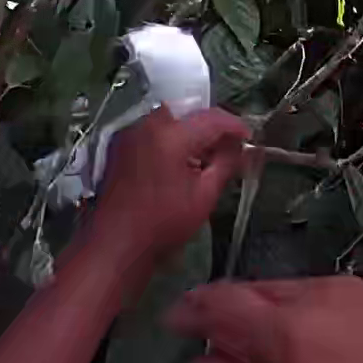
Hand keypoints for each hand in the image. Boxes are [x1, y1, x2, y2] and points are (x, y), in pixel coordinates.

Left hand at [86, 107, 249, 270]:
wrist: (113, 249)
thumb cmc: (162, 226)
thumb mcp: (203, 196)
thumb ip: (226, 163)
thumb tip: (240, 146)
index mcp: (171, 135)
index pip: (212, 118)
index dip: (235, 125)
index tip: (249, 136)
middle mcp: (149, 124)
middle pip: (191, 112)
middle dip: (213, 126)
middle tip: (229, 146)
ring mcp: (132, 132)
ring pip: (173, 118)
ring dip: (192, 131)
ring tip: (207, 156)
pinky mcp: (122, 143)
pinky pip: (155, 129)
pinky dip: (173, 137)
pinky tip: (182, 161)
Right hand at [165, 276, 362, 362]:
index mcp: (295, 331)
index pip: (226, 303)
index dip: (192, 309)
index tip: (170, 320)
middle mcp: (321, 294)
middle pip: (257, 290)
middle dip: (229, 313)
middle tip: (207, 344)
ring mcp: (350, 289)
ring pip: (286, 289)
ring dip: (263, 311)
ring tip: (251, 350)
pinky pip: (316, 293)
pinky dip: (295, 310)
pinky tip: (293, 343)